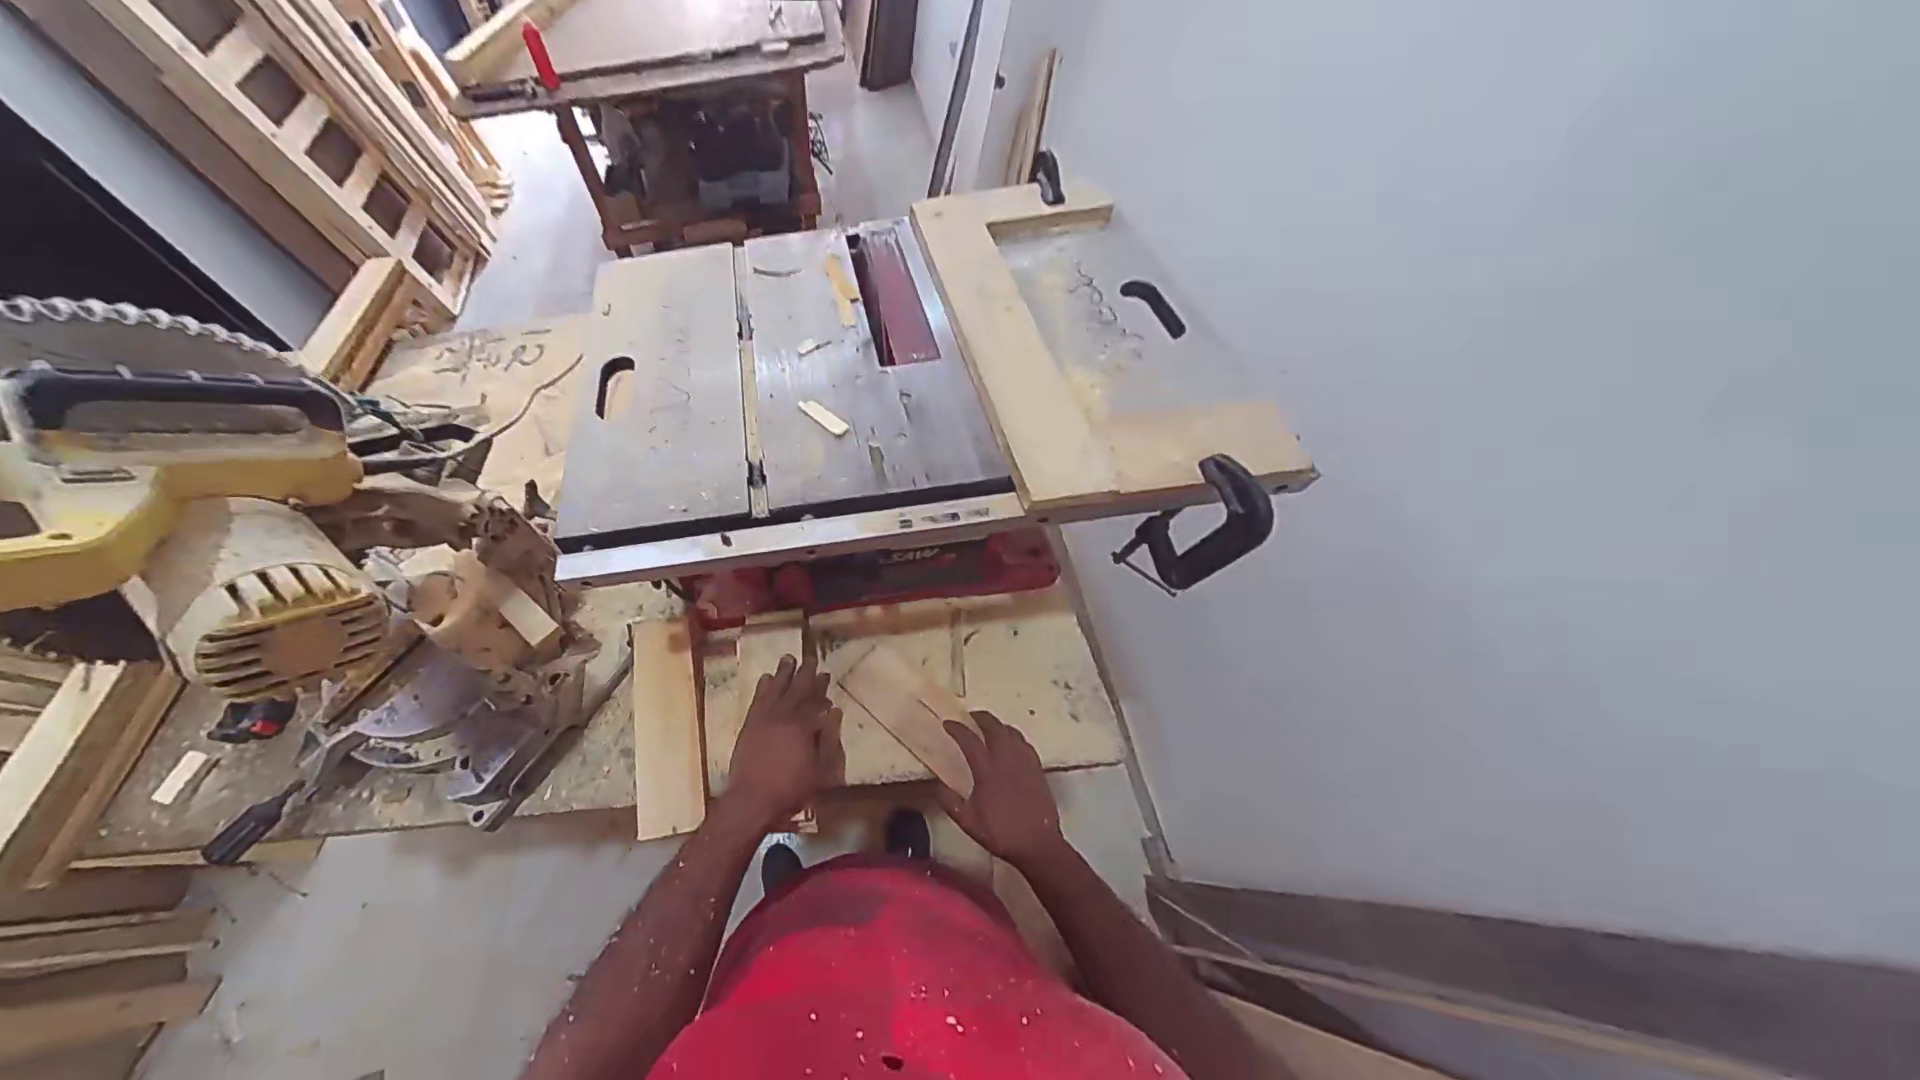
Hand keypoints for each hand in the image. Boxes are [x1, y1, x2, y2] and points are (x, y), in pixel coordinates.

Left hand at [724, 654, 841, 828]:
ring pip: (776, 689)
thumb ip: (829, 739)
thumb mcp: (821, 770)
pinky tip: (766, 678)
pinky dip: (763, 687)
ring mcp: (764, 719)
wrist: (751, 801)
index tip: (826, 674)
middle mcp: (784, 716)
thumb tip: (834, 712)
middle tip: (810, 658)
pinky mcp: (749, 726)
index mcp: (803, 726)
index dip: (822, 687)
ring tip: (788, 658)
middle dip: (805, 673)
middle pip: (797, 689)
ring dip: (783, 673)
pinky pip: (757, 700)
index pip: (816, 700)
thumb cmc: (790, 789)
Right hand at [936, 711, 1064, 866]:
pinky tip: (1011, 743)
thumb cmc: (1001, 833)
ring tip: (990, 727)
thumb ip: (950, 802)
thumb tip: (938, 785)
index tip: (948, 724)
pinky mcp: (1037, 767)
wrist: (1037, 843)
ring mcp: (1025, 761)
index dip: (957, 729)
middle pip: (994, 727)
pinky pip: (1024, 743)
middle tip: (971, 717)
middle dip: (981, 717)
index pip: (969, 740)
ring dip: (998, 725)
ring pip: (1011, 732)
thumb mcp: (968, 822)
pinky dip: (1014, 736)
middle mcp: (1007, 759)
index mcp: (987, 770)